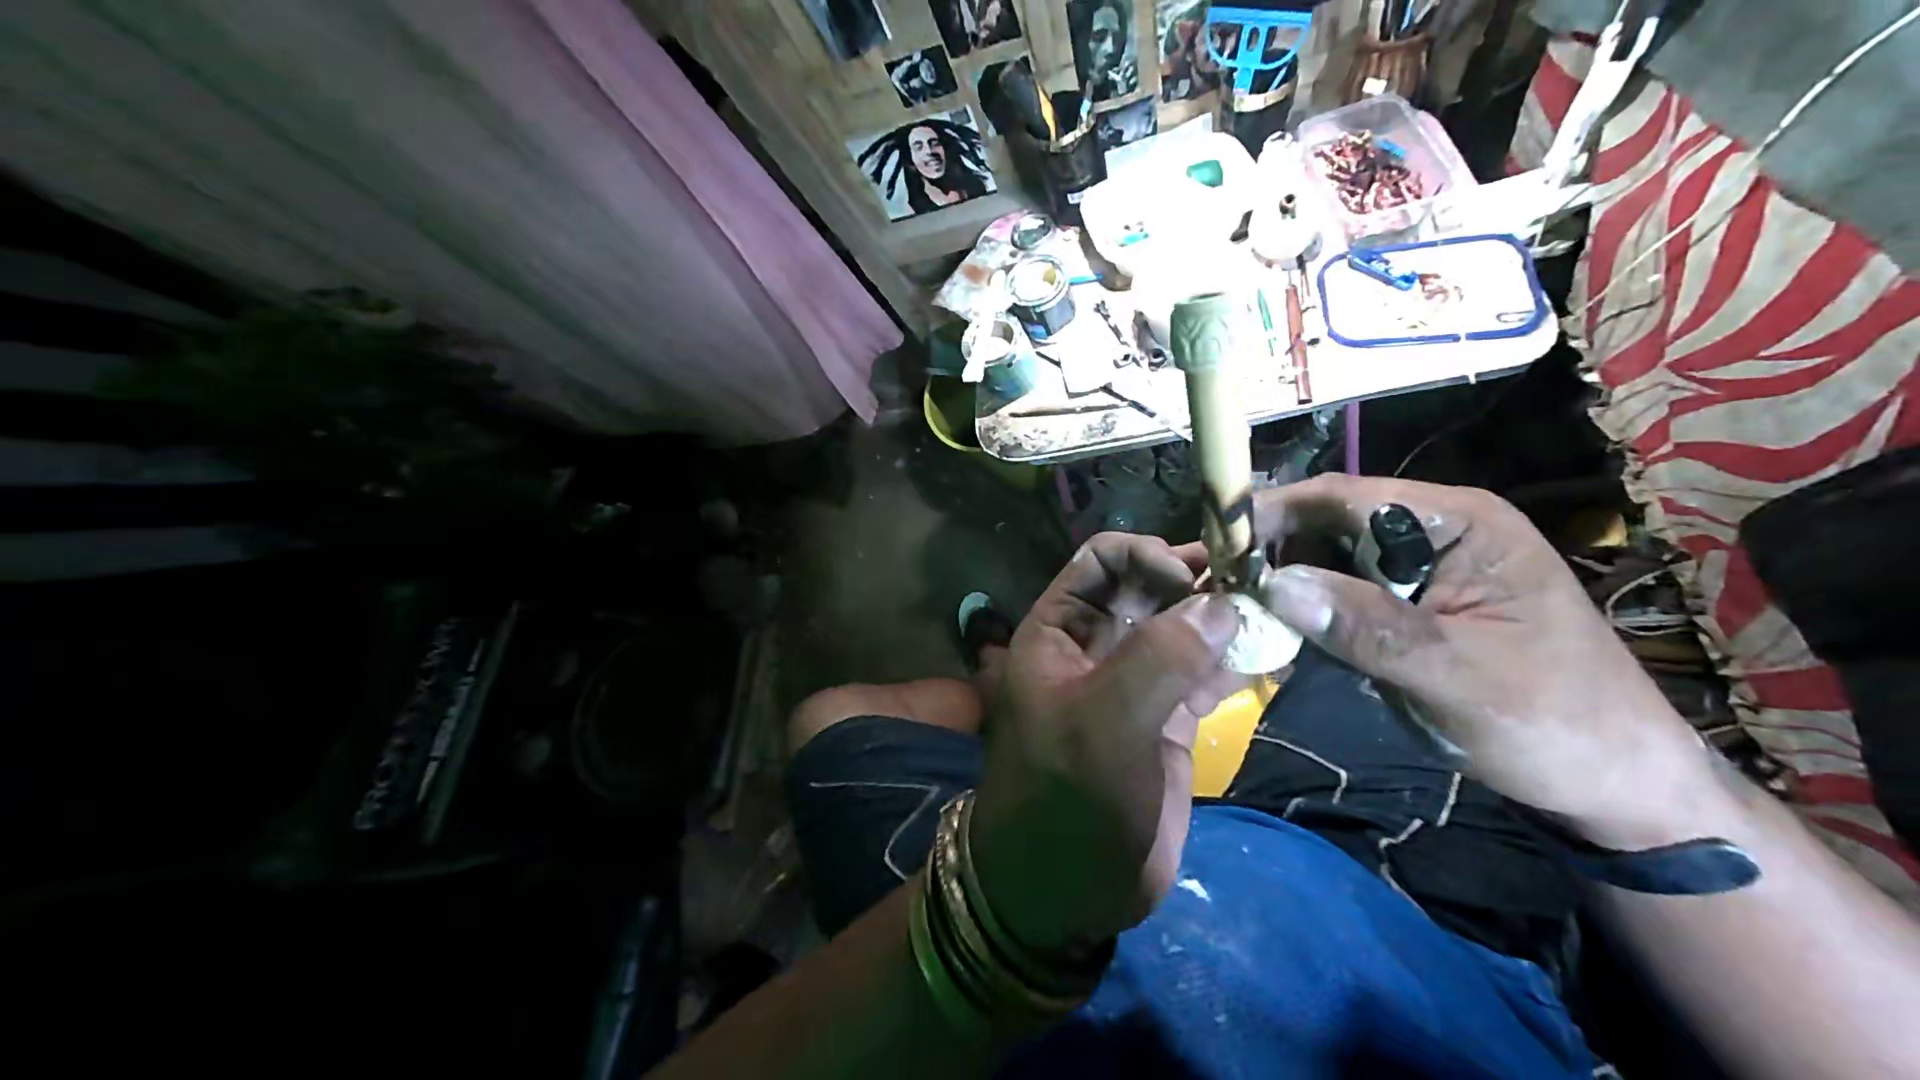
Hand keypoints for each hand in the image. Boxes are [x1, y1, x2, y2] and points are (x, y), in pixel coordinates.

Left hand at [967, 533, 1240, 956]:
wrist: (1065, 891)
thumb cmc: (1067, 799)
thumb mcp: (1103, 723)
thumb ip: (1159, 658)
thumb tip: (1221, 602)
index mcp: (1058, 632)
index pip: (1101, 560)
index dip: (1147, 556)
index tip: (1194, 579)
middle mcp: (1095, 647)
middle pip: (1149, 589)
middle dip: (1199, 581)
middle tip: (1260, 578)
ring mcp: (1134, 683)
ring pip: (1183, 630)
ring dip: (1227, 619)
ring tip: (1281, 609)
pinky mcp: (1167, 721)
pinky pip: (1205, 676)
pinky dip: (1238, 661)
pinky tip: (1281, 651)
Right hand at [1251, 474, 1718, 847]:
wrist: (1610, 786)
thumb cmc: (1552, 722)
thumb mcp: (1456, 674)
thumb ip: (1365, 626)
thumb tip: (1271, 584)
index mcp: (1458, 524)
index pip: (1345, 496)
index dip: (1274, 512)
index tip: (1214, 543)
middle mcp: (1429, 534)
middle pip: (1326, 523)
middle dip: (1265, 549)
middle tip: (1206, 581)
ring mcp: (1414, 573)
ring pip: (1323, 559)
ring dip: (1276, 580)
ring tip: (1222, 604)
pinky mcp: (1401, 609)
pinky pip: (1334, 595)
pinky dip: (1298, 609)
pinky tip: (1264, 628)